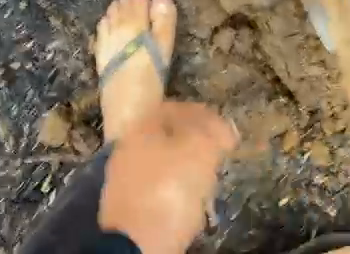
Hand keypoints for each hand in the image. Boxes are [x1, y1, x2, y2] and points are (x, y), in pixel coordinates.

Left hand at [96, 100, 238, 253]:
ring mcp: (124, 179)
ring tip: (207, 184)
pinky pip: (158, 191)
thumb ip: (213, 133)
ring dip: (187, 171)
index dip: (205, 116)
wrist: (136, 247)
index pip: (177, 108)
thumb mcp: (199, 151)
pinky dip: (175, 194)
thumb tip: (224, 129)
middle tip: (217, 157)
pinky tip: (190, 204)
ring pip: (164, 165)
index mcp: (141, 127)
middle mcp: (127, 148)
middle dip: (196, 145)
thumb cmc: (169, 190)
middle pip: (169, 137)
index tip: (225, 133)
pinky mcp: (127, 209)